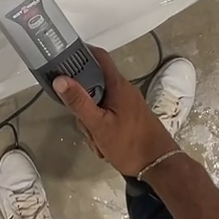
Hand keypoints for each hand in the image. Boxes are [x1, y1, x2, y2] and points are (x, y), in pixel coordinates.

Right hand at [54, 47, 180, 177]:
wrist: (159, 165)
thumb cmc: (129, 143)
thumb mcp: (99, 125)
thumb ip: (79, 102)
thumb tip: (59, 79)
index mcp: (118, 85)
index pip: (98, 56)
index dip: (80, 52)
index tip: (61, 58)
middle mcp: (123, 90)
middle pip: (94, 85)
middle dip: (83, 104)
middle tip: (82, 121)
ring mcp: (127, 104)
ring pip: (99, 104)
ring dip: (92, 122)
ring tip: (97, 140)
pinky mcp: (129, 117)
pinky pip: (107, 116)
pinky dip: (101, 129)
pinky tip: (103, 145)